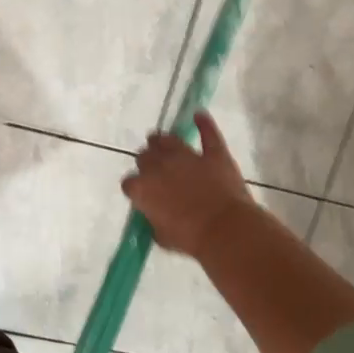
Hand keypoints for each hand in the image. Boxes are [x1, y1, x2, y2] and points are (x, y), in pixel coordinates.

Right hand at [122, 112, 255, 258]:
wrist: (224, 229)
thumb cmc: (189, 238)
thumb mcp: (161, 236)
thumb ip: (154, 220)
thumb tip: (156, 215)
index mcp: (142, 189)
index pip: (129, 183)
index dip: (134, 187)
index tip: (140, 193)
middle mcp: (159, 167)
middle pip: (145, 157)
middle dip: (146, 161)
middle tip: (151, 167)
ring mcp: (187, 157)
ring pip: (168, 141)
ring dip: (161, 140)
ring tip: (159, 139)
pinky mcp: (213, 155)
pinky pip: (208, 134)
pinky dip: (204, 123)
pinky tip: (199, 114)